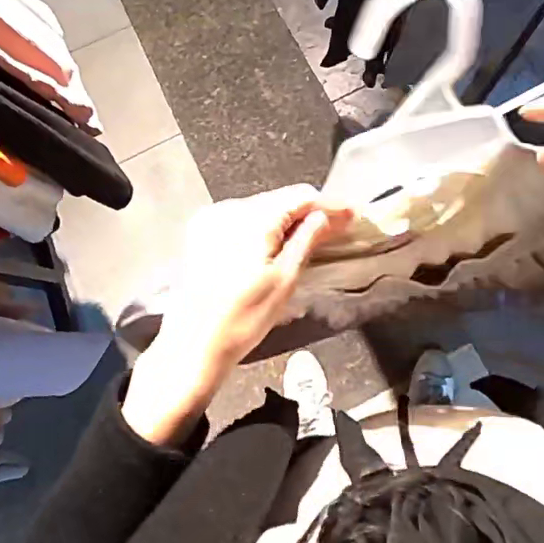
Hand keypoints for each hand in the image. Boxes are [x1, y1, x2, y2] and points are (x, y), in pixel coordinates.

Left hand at [122, 185, 352, 444]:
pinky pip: (241, 219)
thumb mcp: (285, 280)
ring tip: (311, 237)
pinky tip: (277, 244)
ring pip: (261, 207)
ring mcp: (212, 220)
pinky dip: (262, 227)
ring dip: (287, 219)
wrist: (193, 346)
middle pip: (280, 199)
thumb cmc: (240, 321)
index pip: (300, 197)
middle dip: (309, 212)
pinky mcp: (202, 232)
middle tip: (336, 227)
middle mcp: (229, 211)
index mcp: (252, 219)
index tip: (350, 214)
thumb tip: (326, 218)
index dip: (329, 205)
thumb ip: (308, 240)